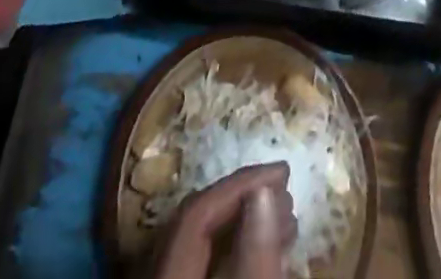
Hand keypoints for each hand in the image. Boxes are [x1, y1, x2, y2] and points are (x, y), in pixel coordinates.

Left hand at [150, 162, 297, 278]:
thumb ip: (254, 251)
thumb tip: (264, 189)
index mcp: (166, 269)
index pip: (198, 209)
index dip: (241, 184)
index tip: (283, 170)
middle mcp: (156, 269)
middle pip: (198, 221)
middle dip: (243, 200)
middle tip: (284, 191)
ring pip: (202, 243)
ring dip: (243, 224)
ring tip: (283, 219)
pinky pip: (205, 263)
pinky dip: (236, 250)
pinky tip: (262, 248)